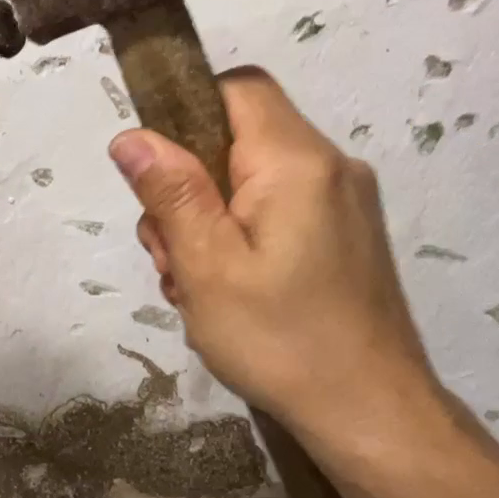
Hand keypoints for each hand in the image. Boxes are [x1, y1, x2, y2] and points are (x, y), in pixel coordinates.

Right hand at [111, 68, 442, 441]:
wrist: (367, 408)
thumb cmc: (278, 336)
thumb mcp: (206, 265)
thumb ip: (170, 194)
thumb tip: (131, 136)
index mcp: (296, 163)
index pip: (237, 89)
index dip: (184, 112)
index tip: (152, 174)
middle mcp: (328, 168)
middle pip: (234, 141)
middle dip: (183, 189)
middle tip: (171, 258)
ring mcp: (339, 203)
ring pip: (245, 184)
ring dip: (202, 225)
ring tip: (193, 286)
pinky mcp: (339, 236)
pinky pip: (270, 215)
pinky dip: (233, 242)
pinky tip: (223, 293)